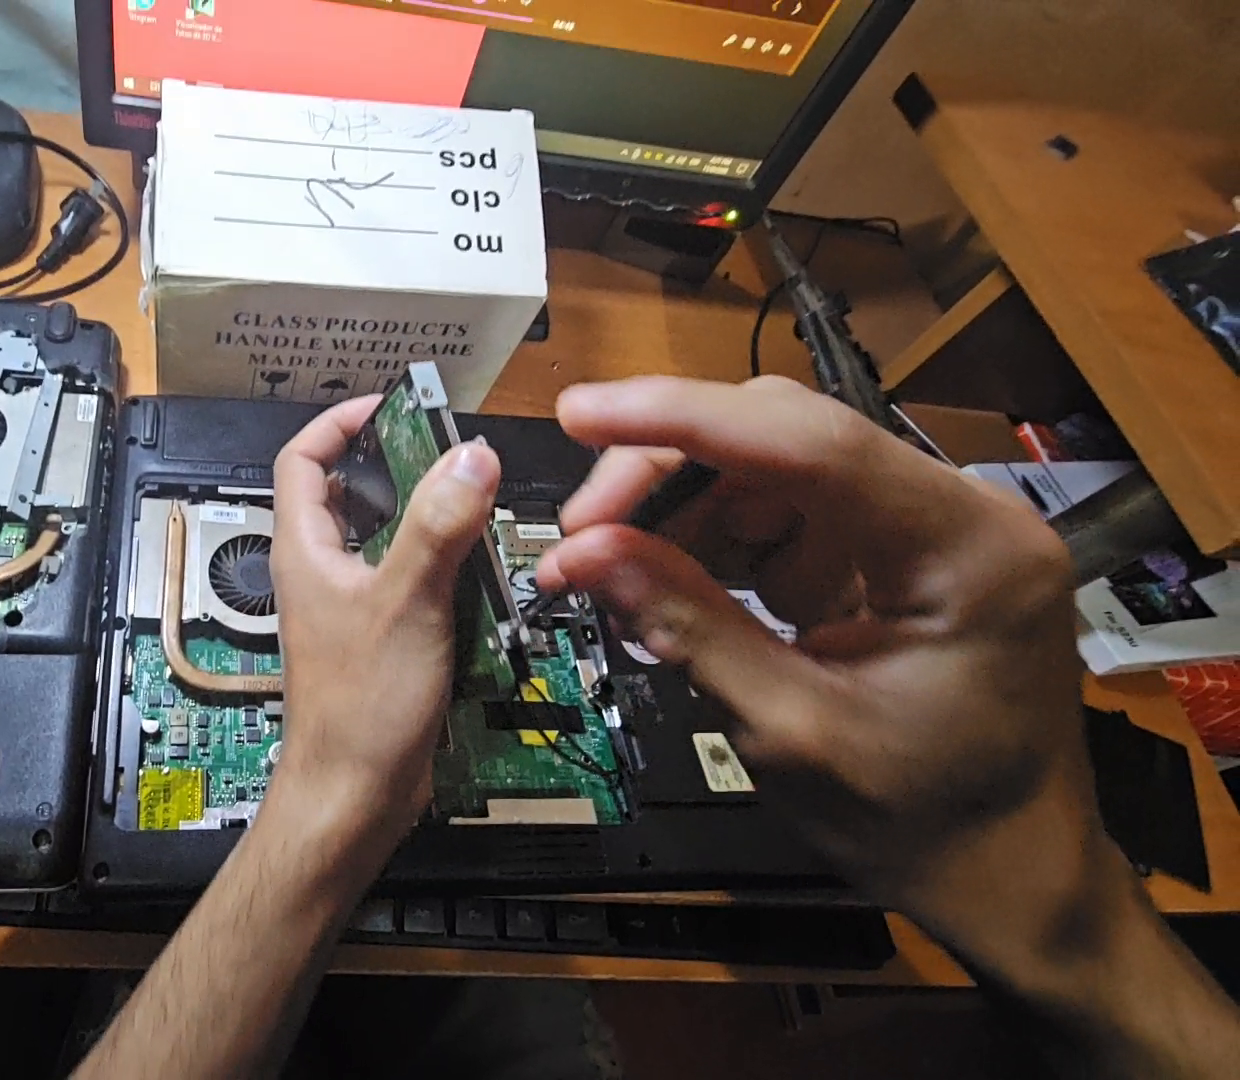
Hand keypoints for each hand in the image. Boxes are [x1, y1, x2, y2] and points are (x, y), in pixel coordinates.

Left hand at [267, 395, 501, 854]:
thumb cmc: (361, 706)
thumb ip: (437, 527)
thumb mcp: (406, 603)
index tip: (391, 407)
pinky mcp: (376, 633)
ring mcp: (348, 603)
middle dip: (399, 466)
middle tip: (453, 456)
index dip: (338, 424)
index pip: (302, 459)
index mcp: (304, 550)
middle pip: (349, 493)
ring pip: (384, 537)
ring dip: (426, 517)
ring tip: (474, 505)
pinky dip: (438, 565)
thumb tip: (470, 457)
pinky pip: (406, 579)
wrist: (355, 793)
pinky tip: (477, 570)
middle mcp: (320, 570)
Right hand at [535, 376, 1119, 974]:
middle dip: (654, 474)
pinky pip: (740, 516)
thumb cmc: (916, 814)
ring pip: (739, 471)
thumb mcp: (789, 729)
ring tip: (600, 580)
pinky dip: (678, 547)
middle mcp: (932, 510)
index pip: (807, 444)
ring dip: (655, 516)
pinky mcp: (845, 549)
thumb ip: (685, 627)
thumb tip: (580, 554)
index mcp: (961, 551)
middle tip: (573, 535)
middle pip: (765, 438)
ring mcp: (885, 526)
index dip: (682, 419)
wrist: (990, 861)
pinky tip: (646, 592)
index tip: (576, 415)